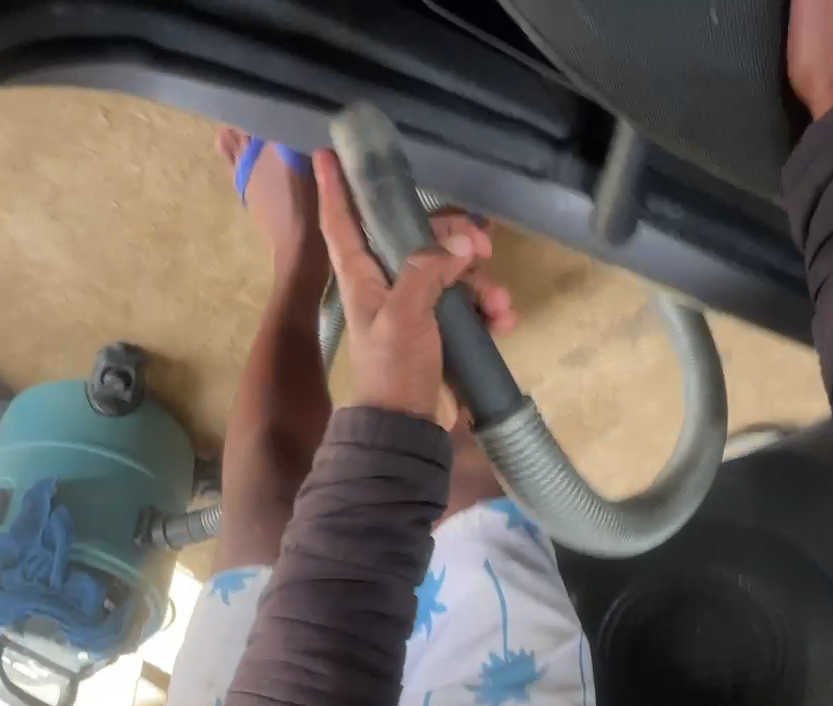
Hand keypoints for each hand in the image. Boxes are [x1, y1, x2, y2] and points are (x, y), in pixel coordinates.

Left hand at [312, 148, 509, 423]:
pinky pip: (465, 303)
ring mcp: (414, 306)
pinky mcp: (438, 328)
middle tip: (482, 244)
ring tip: (500, 304)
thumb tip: (460, 244)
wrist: (407, 425)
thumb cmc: (393, 369)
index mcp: (362, 277)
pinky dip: (486, 309)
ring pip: (449, 270)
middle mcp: (386, 284)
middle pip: (415, 237)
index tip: (328, 154)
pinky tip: (503, 321)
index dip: (336, 189)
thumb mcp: (404, 317)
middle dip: (451, 234)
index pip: (342, 223)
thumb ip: (428, 272)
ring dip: (480, 282)